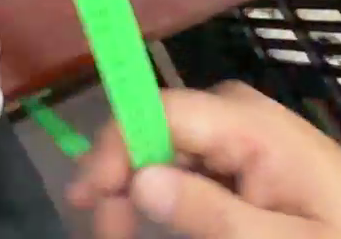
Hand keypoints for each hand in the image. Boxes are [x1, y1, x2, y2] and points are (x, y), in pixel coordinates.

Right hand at [68, 83, 340, 237]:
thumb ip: (213, 215)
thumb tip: (136, 181)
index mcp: (248, 123)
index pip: (156, 113)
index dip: (114, 148)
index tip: (88, 195)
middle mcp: (236, 114)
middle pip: (155, 132)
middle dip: (122, 178)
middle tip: (101, 230)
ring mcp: (244, 135)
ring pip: (168, 153)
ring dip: (142, 193)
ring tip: (120, 231)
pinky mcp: (253, 159)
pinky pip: (195, 170)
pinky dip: (173, 199)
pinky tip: (160, 224)